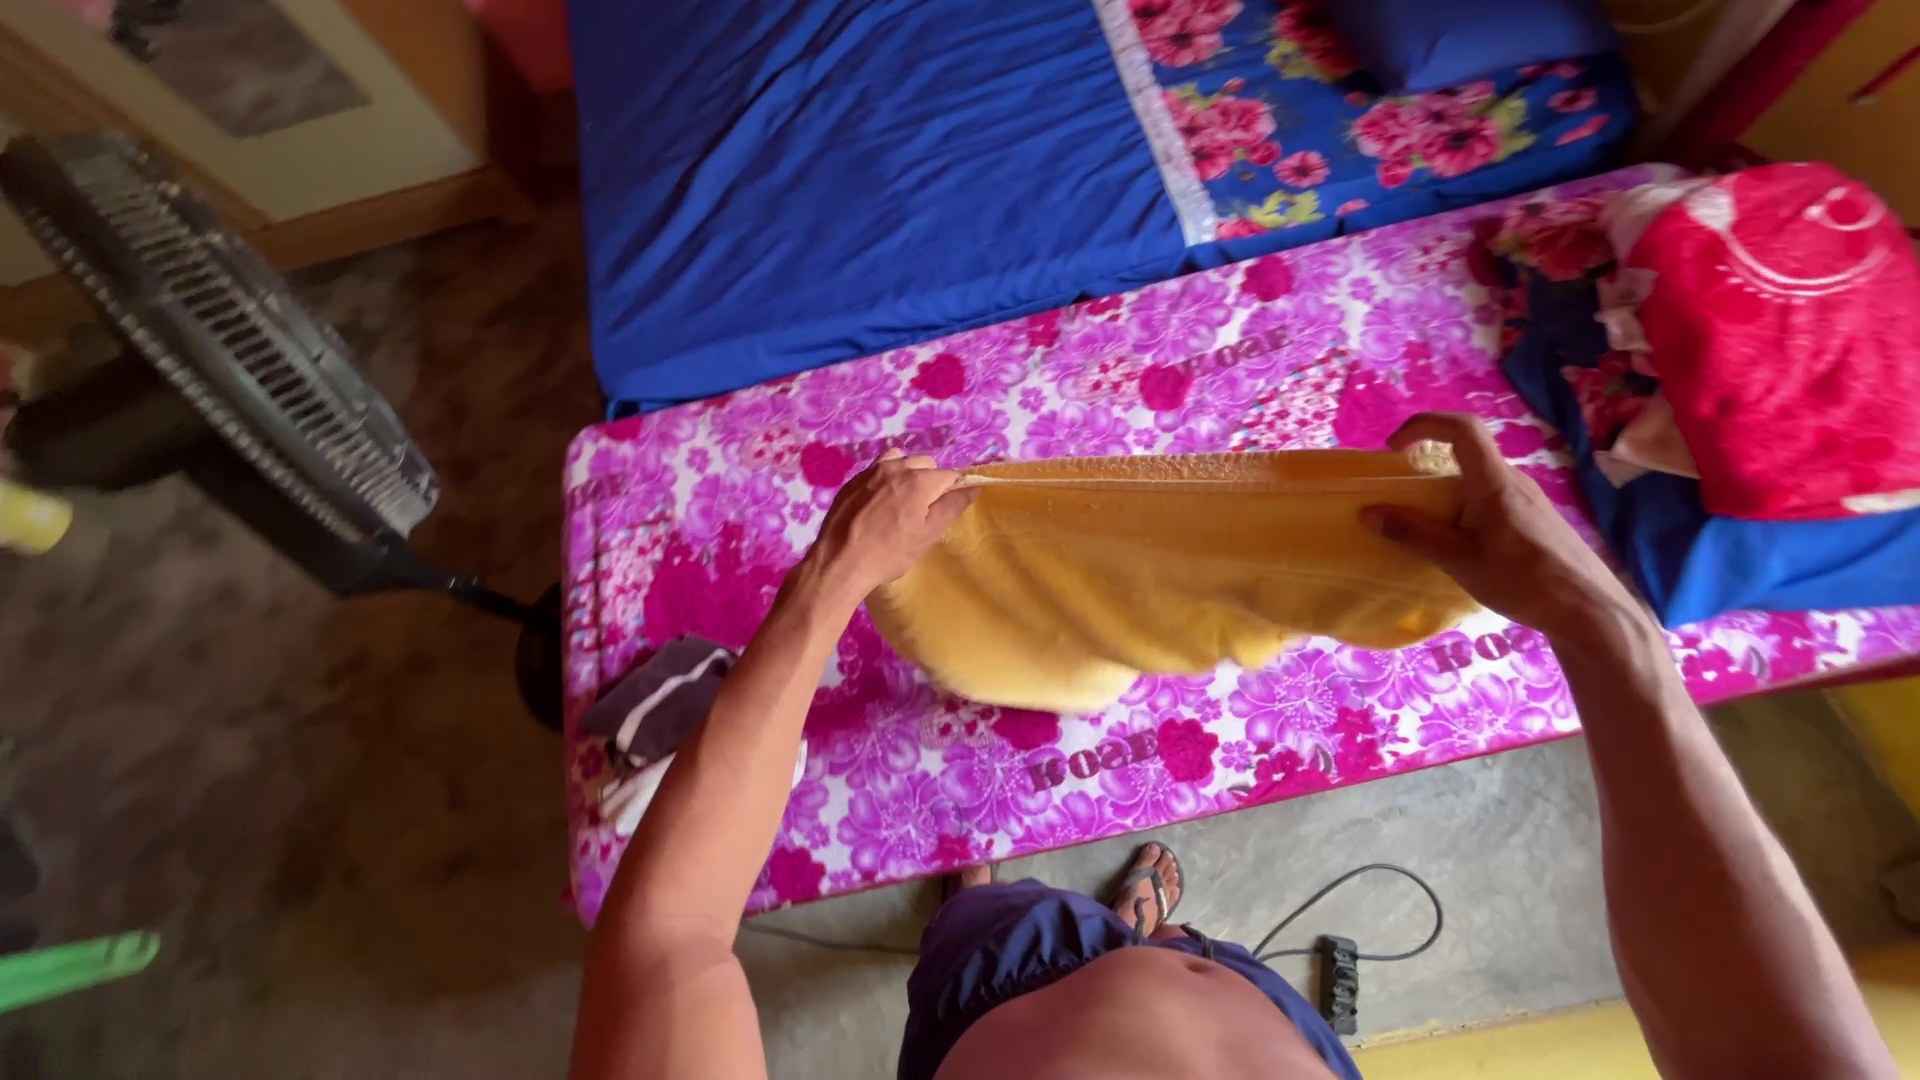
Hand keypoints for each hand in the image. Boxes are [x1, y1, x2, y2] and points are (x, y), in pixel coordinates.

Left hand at [803, 449, 977, 599]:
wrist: (840, 561)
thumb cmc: (889, 553)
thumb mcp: (927, 535)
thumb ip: (952, 507)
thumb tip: (973, 488)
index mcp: (919, 480)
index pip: (949, 475)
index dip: (953, 490)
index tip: (945, 508)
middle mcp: (896, 467)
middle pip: (925, 463)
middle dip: (930, 480)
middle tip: (922, 509)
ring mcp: (871, 471)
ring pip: (900, 460)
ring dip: (907, 474)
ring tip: (901, 501)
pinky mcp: (853, 479)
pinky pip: (878, 469)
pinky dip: (886, 479)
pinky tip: (879, 502)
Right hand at [1361, 412, 1647, 644]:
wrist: (1591, 610)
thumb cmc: (1524, 581)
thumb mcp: (1459, 560)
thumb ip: (1414, 533)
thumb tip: (1370, 513)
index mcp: (1494, 483)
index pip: (1462, 428)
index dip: (1423, 425)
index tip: (1394, 449)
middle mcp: (1513, 481)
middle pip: (1466, 454)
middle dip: (1425, 467)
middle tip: (1399, 498)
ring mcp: (1528, 498)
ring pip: (1477, 479)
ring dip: (1443, 492)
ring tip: (1424, 527)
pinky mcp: (1534, 517)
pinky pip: (1489, 497)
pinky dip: (1462, 507)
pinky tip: (1458, 543)